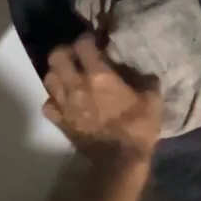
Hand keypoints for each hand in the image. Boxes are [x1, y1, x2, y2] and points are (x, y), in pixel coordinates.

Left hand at [41, 34, 162, 163]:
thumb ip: (148, 82)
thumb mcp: (153, 101)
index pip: (82, 44)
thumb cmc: (138, 128)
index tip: (95, 41)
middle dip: (65, 52)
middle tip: (77, 57)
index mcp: (99, 75)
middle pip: (56, 56)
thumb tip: (147, 75)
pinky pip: (48, 105)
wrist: (120, 161)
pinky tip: (64, 101)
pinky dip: (53, 100)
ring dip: (57, 74)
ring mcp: (64, 104)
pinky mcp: (60, 122)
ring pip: (48, 78)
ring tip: (69, 77)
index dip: (87, 39)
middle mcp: (76, 85)